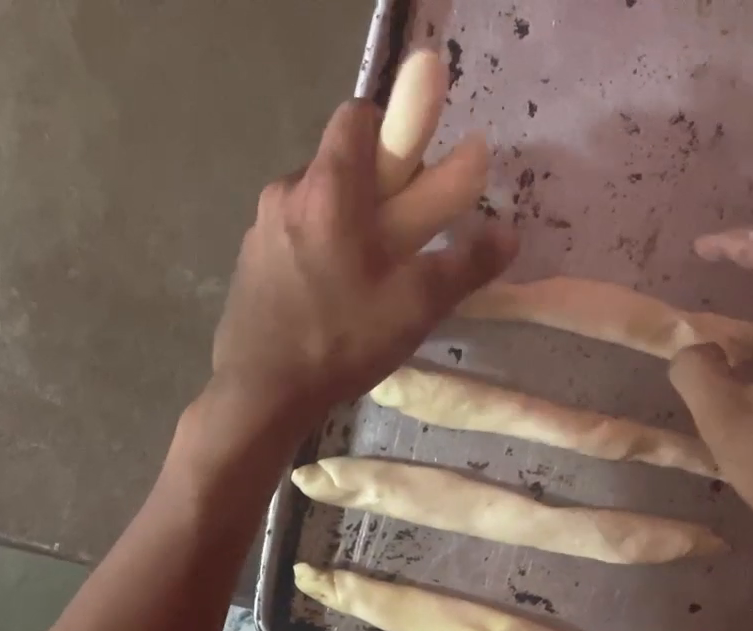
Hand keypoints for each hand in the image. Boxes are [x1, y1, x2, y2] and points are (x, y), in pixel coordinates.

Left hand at [206, 101, 515, 436]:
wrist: (260, 394)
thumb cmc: (339, 341)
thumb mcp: (415, 306)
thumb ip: (465, 264)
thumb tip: (508, 235)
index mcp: (326, 186)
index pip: (358, 114)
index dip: (393, 129)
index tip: (413, 173)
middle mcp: (283, 194)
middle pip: (336, 162)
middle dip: (371, 186)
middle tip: (398, 236)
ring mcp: (257, 231)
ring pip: (311, 203)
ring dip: (341, 222)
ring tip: (362, 275)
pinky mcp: (244, 265)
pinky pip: (288, 237)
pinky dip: (312, 250)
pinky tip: (326, 299)